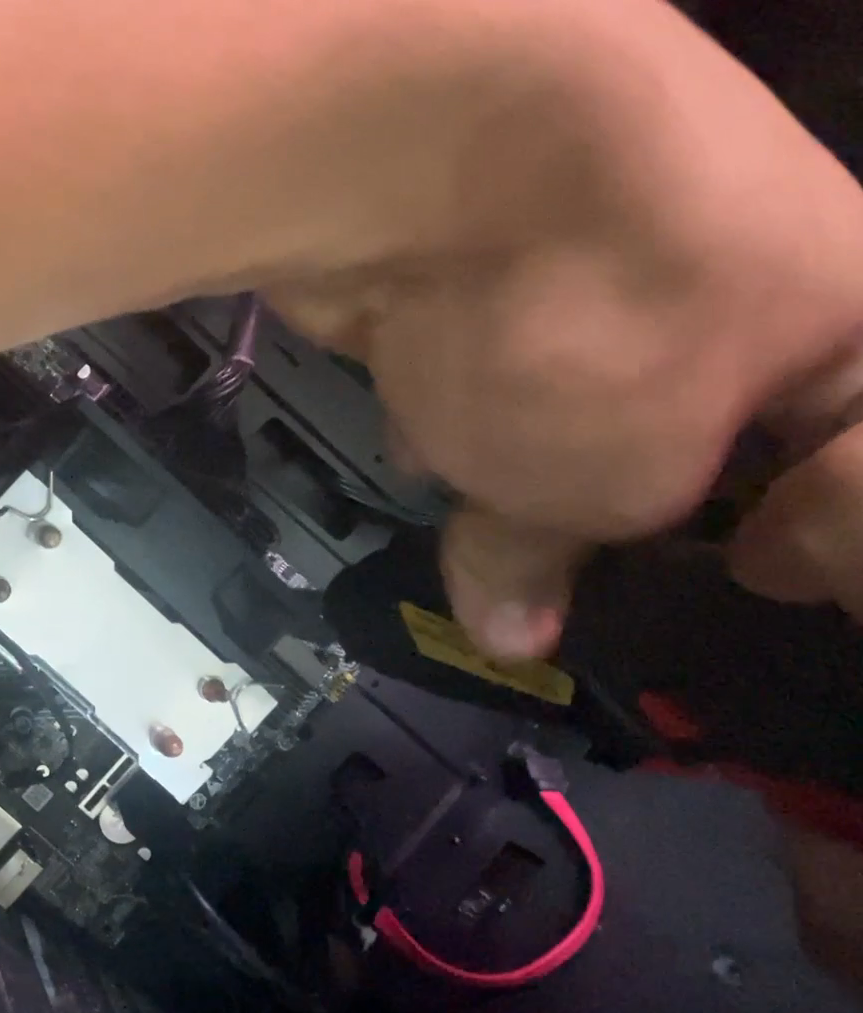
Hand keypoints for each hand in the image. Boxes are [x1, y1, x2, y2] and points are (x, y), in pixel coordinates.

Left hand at [266, 0, 862, 655]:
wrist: (447, 153)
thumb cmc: (596, 330)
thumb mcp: (592, 479)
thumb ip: (545, 556)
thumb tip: (507, 634)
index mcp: (845, 315)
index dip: (837, 529)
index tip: (773, 584)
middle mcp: (719, 271)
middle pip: (707, 403)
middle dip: (665, 481)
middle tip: (627, 548)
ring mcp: (581, 252)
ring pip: (574, 374)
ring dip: (535, 442)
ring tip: (500, 519)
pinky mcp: (463, 255)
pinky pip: (474, 346)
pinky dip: (452, 398)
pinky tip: (418, 445)